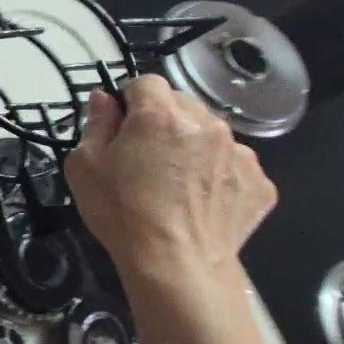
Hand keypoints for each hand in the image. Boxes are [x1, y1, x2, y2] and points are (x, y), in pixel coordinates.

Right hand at [64, 75, 276, 285]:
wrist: (176, 261)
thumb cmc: (119, 211)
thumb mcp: (84, 166)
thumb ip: (95, 124)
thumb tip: (103, 99)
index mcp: (159, 116)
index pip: (146, 82)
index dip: (127, 98)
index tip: (117, 123)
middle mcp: (206, 125)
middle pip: (181, 103)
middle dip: (160, 119)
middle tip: (141, 154)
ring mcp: (240, 153)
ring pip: (209, 133)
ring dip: (190, 144)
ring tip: (172, 179)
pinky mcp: (259, 181)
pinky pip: (232, 164)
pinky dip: (215, 173)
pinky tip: (197, 198)